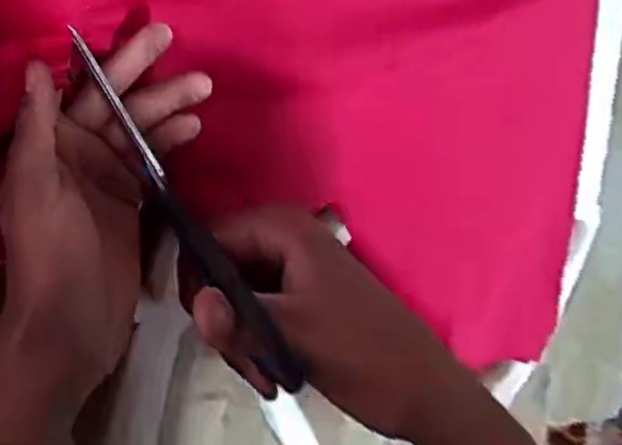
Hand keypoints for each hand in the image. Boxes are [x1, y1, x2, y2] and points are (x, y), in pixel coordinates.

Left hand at [0, 24, 210, 396]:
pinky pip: (154, 157)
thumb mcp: (33, 185)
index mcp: (52, 141)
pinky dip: (172, 139)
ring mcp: (108, 173)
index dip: (112, 59)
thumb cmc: (47, 251)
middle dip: (145, 70)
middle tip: (172, 35)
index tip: (138, 33)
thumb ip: (36, 125)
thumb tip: (33, 64)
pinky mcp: (132, 198)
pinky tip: (194, 125)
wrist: (69, 328)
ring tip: (202, 84)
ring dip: (168, 103)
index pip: (87, 88)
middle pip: (118, 100)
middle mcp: (80, 149)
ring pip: (141, 125)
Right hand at [189, 208, 525, 444]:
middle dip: (222, 314)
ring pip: (236, 291)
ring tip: (263, 373)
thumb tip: (194, 305)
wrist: (427, 393)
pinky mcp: (299, 294)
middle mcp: (284, 236)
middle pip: (221, 264)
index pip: (212, 234)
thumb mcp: (296, 336)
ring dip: (239, 334)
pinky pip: (257, 307)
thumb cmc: (364, 353)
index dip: (197, 275)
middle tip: (242, 359)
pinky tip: (271, 372)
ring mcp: (292, 265)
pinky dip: (254, 339)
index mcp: (283, 228)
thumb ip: (240, 320)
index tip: (204, 323)